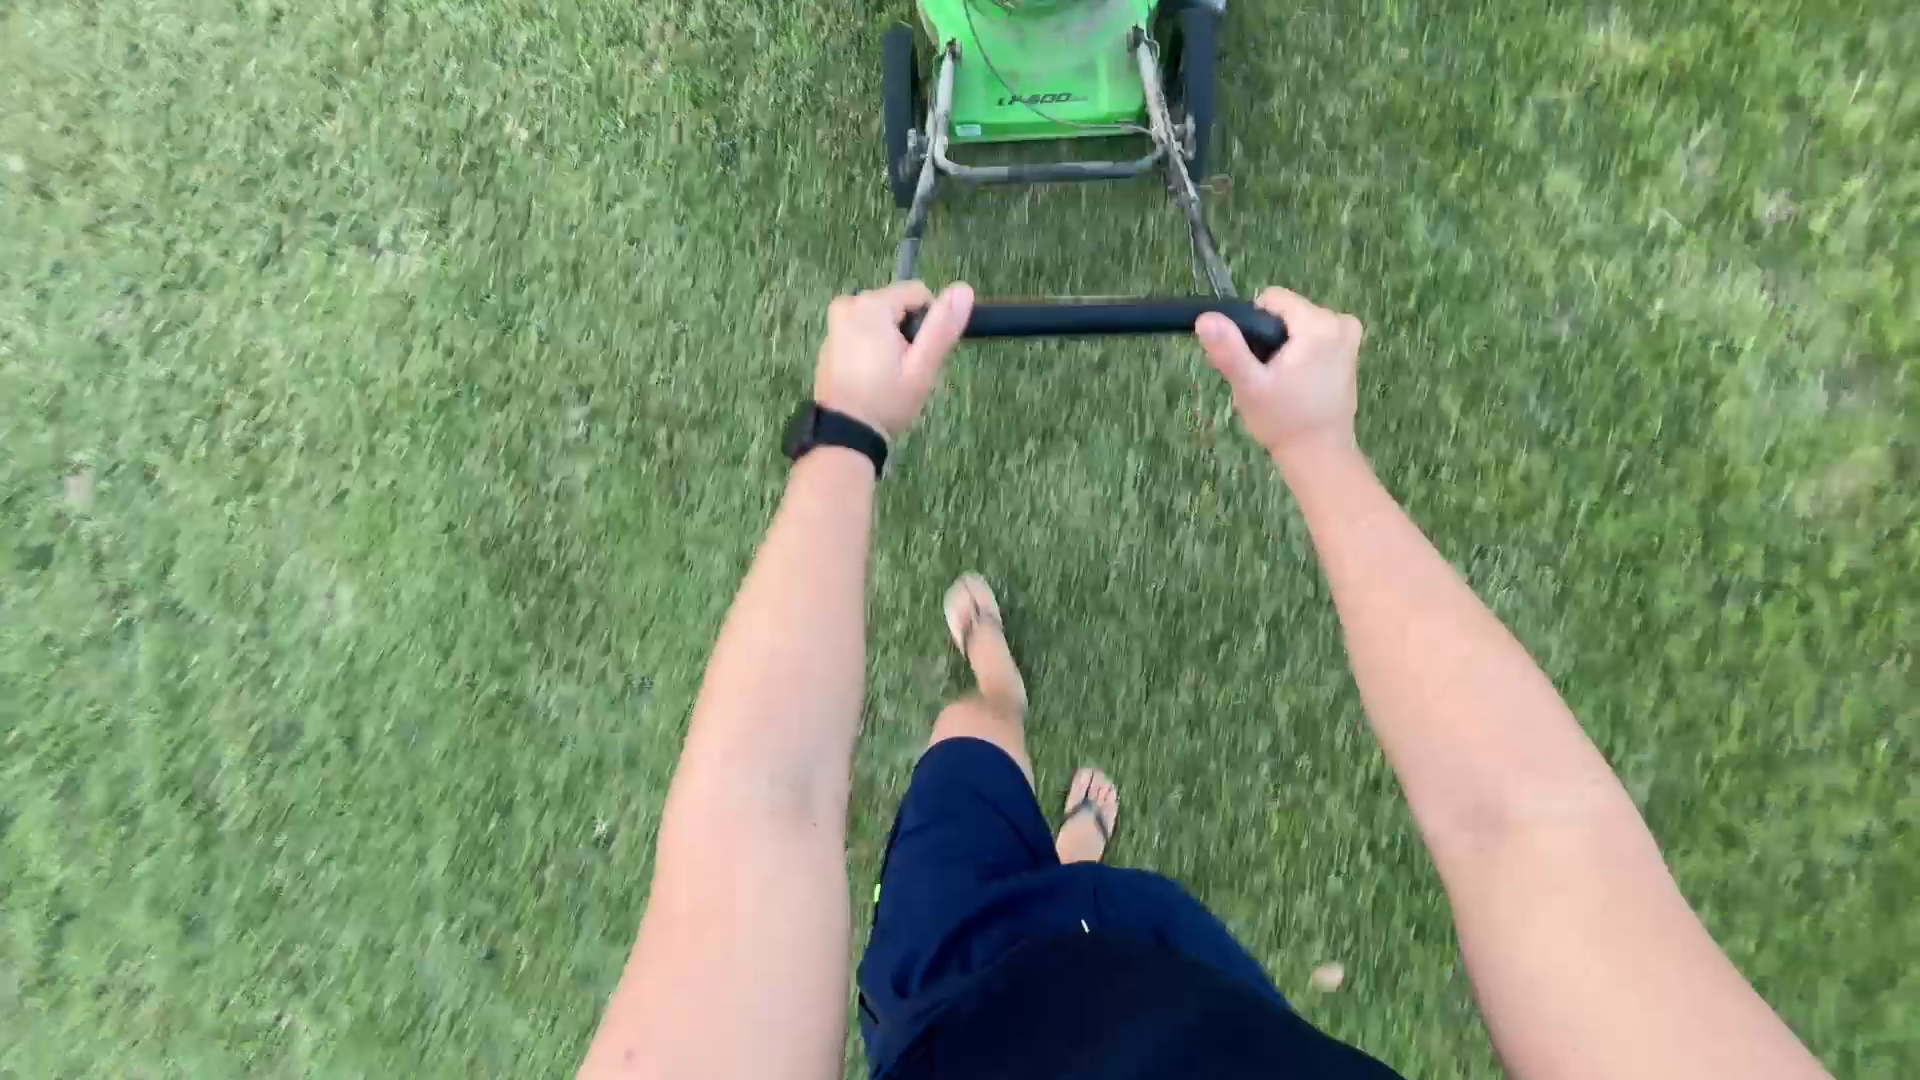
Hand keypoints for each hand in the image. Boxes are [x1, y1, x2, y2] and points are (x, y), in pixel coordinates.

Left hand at [814, 281, 973, 439]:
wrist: (846, 433)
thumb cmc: (886, 401)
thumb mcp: (921, 368)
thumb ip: (942, 327)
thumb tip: (964, 289)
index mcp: (871, 305)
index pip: (919, 294)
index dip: (928, 325)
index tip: (919, 356)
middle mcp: (848, 304)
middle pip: (898, 307)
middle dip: (908, 334)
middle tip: (905, 371)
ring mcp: (835, 324)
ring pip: (882, 321)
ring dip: (892, 343)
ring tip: (889, 376)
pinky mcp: (830, 342)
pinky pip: (863, 334)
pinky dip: (872, 349)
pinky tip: (872, 378)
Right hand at [1195, 287, 1363, 466]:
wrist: (1318, 452)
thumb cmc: (1282, 421)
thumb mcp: (1248, 386)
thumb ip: (1228, 349)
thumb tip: (1205, 317)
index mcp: (1318, 324)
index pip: (1271, 299)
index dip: (1253, 327)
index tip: (1254, 359)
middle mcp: (1340, 322)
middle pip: (1286, 313)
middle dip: (1269, 339)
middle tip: (1264, 377)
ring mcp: (1349, 336)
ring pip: (1297, 325)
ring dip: (1283, 348)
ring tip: (1279, 382)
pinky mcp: (1350, 351)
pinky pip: (1313, 337)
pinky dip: (1300, 353)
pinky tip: (1296, 383)